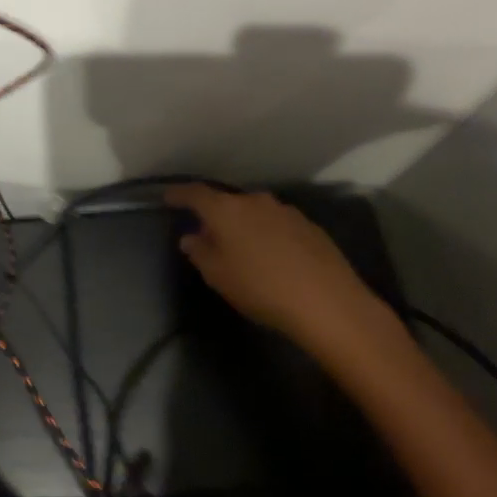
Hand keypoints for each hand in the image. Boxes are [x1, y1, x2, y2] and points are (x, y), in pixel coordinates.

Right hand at [167, 185, 382, 342]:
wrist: (329, 303)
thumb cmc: (261, 288)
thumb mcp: (217, 276)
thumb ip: (199, 252)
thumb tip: (192, 237)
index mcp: (226, 210)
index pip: (195, 193)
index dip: (179, 194)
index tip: (168, 197)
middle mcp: (255, 201)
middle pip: (227, 202)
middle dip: (216, 215)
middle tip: (209, 235)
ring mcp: (286, 212)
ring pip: (255, 213)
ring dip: (245, 225)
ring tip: (244, 249)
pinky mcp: (310, 227)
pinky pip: (278, 225)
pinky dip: (269, 235)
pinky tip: (274, 258)